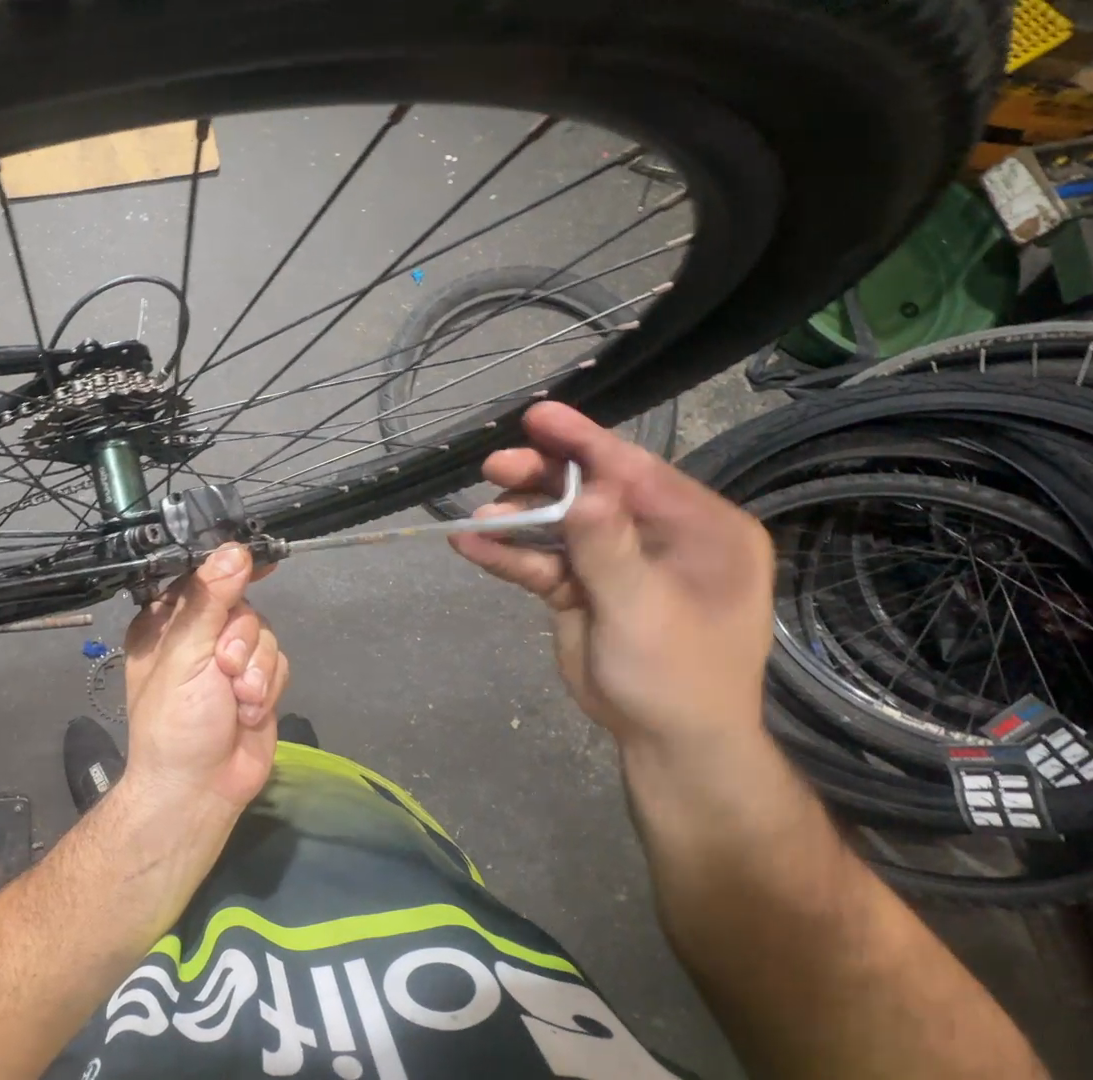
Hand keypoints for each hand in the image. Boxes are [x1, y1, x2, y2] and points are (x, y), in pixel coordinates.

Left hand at [122, 544, 289, 812]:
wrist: (200, 788)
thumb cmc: (174, 723)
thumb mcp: (185, 657)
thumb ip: (210, 602)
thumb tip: (235, 550)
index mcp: (166, 623)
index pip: (199, 579)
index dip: (225, 572)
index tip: (252, 564)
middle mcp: (198, 635)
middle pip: (242, 604)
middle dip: (242, 640)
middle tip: (225, 669)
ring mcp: (229, 658)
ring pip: (265, 633)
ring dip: (257, 669)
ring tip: (238, 700)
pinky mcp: (258, 680)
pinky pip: (280, 661)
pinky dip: (269, 687)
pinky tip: (250, 711)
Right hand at [449, 402, 772, 748]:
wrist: (665, 743)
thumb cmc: (677, 677)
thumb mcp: (644, 611)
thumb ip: (609, 549)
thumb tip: (585, 489)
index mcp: (702, 529)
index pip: (635, 472)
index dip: (584, 442)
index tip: (537, 416)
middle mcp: (660, 537)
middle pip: (590, 492)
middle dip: (541, 480)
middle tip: (493, 466)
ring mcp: (617, 563)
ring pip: (559, 525)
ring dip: (518, 520)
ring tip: (477, 519)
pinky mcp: (584, 589)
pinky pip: (543, 562)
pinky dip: (509, 555)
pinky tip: (470, 546)